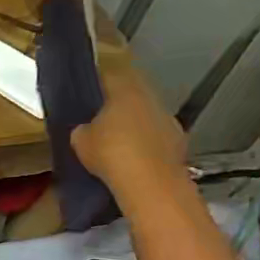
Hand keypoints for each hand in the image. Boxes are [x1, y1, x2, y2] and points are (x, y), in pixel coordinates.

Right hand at [69, 49, 188, 196]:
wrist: (150, 182)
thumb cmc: (110, 153)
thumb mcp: (80, 141)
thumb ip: (81, 129)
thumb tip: (85, 128)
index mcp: (124, 91)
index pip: (109, 76)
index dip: (96, 83)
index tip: (86, 92)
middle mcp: (149, 98)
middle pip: (131, 94)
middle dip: (117, 104)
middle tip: (99, 118)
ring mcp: (167, 118)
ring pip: (145, 114)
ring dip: (134, 123)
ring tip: (117, 141)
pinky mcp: (178, 140)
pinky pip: (156, 135)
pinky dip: (146, 142)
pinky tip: (135, 157)